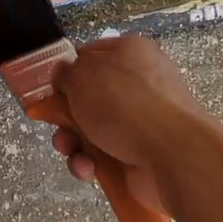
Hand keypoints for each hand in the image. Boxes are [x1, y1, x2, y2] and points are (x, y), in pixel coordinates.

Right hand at [50, 35, 204, 204]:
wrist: (173, 155)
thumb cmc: (125, 104)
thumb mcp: (82, 75)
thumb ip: (65, 72)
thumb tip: (64, 76)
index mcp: (129, 53)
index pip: (88, 55)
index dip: (65, 72)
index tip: (49, 89)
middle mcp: (137, 84)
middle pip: (86, 97)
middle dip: (64, 115)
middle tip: (55, 125)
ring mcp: (141, 121)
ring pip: (91, 129)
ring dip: (72, 142)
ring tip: (70, 150)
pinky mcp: (142, 153)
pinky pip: (105, 155)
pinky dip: (90, 162)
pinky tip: (88, 169)